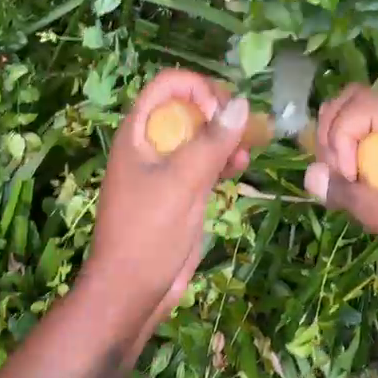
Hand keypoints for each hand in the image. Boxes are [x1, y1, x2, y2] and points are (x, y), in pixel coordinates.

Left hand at [82, 70, 252, 333]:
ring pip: (199, 135)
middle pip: (187, 106)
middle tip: (242, 126)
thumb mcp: (182, 183)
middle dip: (217, 111)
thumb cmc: (147, 232)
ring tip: (247, 150)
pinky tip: (241, 166)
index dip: (196, 88)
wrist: (130, 292)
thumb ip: (211, 143)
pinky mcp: (180, 191)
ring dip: (225, 137)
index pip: (167, 85)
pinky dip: (223, 159)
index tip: (219, 111)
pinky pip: (204, 162)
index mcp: (138, 131)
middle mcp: (151, 143)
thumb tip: (241, 104)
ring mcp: (166, 168)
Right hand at [302, 85, 377, 309]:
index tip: (345, 177)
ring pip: (368, 124)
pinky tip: (360, 191)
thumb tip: (308, 175)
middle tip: (335, 174)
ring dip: (345, 147)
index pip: (363, 103)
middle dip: (335, 132)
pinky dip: (361, 161)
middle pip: (361, 104)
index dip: (341, 133)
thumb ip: (351, 195)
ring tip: (345, 185)